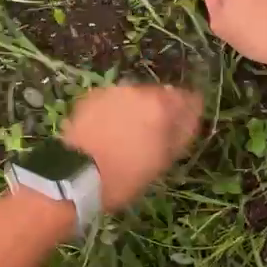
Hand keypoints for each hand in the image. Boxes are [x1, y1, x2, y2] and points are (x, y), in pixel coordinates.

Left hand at [60, 85, 202, 211]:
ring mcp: (112, 91)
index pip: (189, 98)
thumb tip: (191, 118)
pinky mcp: (91, 97)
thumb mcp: (162, 161)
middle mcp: (138, 91)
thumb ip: (181, 134)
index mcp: (161, 106)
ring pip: (134, 96)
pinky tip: (109, 130)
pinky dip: (116, 111)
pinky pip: (112, 100)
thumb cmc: (125, 175)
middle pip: (160, 95)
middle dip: (161, 110)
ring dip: (137, 109)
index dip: (190, 110)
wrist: (76, 176)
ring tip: (129, 133)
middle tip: (156, 133)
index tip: (187, 124)